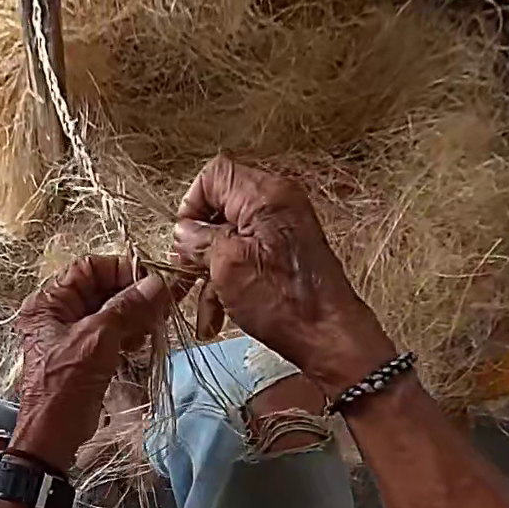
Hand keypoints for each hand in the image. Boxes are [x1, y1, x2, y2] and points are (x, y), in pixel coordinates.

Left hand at [8, 255, 174, 472]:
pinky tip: (140, 342)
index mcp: (49, 302)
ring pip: (108, 312)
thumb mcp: (97, 340)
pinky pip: (109, 334)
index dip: (120, 270)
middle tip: (160, 305)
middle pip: (101, 289)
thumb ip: (127, 308)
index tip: (150, 282)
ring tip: (152, 326)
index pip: (88, 268)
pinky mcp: (84, 356)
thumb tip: (158, 284)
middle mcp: (57, 314)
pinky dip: (127, 334)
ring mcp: (70, 336)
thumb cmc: (66, 384)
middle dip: (132, 295)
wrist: (53, 434)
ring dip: (133, 316)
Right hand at [173, 155, 397, 390]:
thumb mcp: (227, 265)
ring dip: (207, 278)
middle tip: (186, 279)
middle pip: (218, 212)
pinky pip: (242, 261)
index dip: (192, 205)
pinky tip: (216, 318)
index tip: (185, 241)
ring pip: (225, 243)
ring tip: (202, 314)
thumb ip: (201, 240)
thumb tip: (183, 231)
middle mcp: (274, 204)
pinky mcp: (281, 255)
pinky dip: (225, 287)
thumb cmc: (280, 299)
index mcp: (264, 195)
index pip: (214, 174)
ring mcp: (279, 230)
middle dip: (196, 249)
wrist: (325, 333)